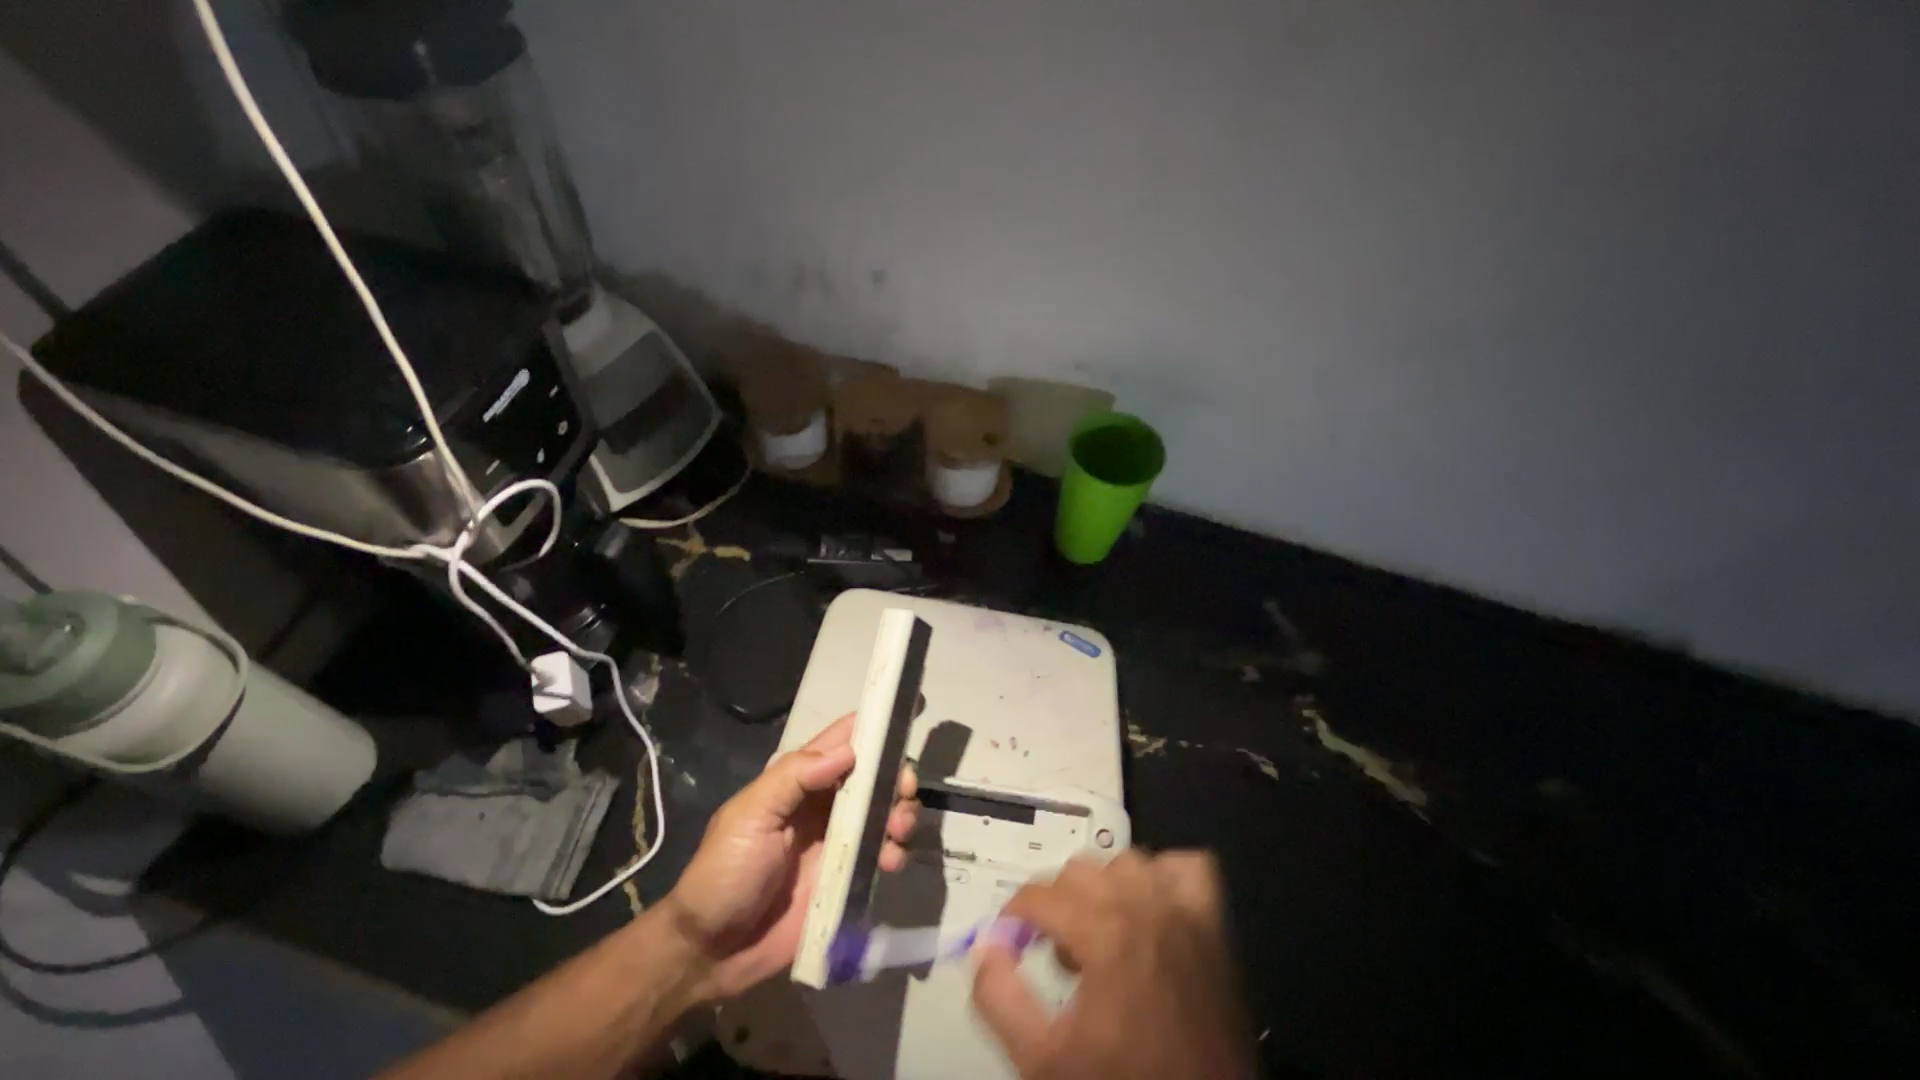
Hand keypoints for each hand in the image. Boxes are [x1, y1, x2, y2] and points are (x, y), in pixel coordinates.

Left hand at [663, 714, 917, 1001]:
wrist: (713, 951)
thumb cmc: (724, 874)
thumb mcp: (749, 816)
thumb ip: (793, 777)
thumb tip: (848, 750)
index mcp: (796, 782)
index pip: (840, 743)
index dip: (872, 727)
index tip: (904, 717)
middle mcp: (823, 806)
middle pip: (873, 777)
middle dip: (895, 776)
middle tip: (903, 791)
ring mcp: (838, 844)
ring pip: (884, 813)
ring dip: (900, 813)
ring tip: (898, 830)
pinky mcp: (848, 880)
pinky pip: (883, 855)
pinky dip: (895, 852)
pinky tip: (890, 861)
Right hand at [972, 851, 1253, 1079]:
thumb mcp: (1042, 1059)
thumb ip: (999, 999)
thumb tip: (986, 947)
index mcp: (1107, 935)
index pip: (1041, 896)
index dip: (1012, 916)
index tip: (1007, 943)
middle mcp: (1148, 909)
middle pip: (1081, 871)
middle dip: (1054, 903)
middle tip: (1050, 950)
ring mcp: (1186, 913)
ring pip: (1128, 863)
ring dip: (1103, 887)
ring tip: (1095, 933)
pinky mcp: (1214, 926)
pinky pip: (1185, 869)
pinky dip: (1161, 878)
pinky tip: (1146, 910)